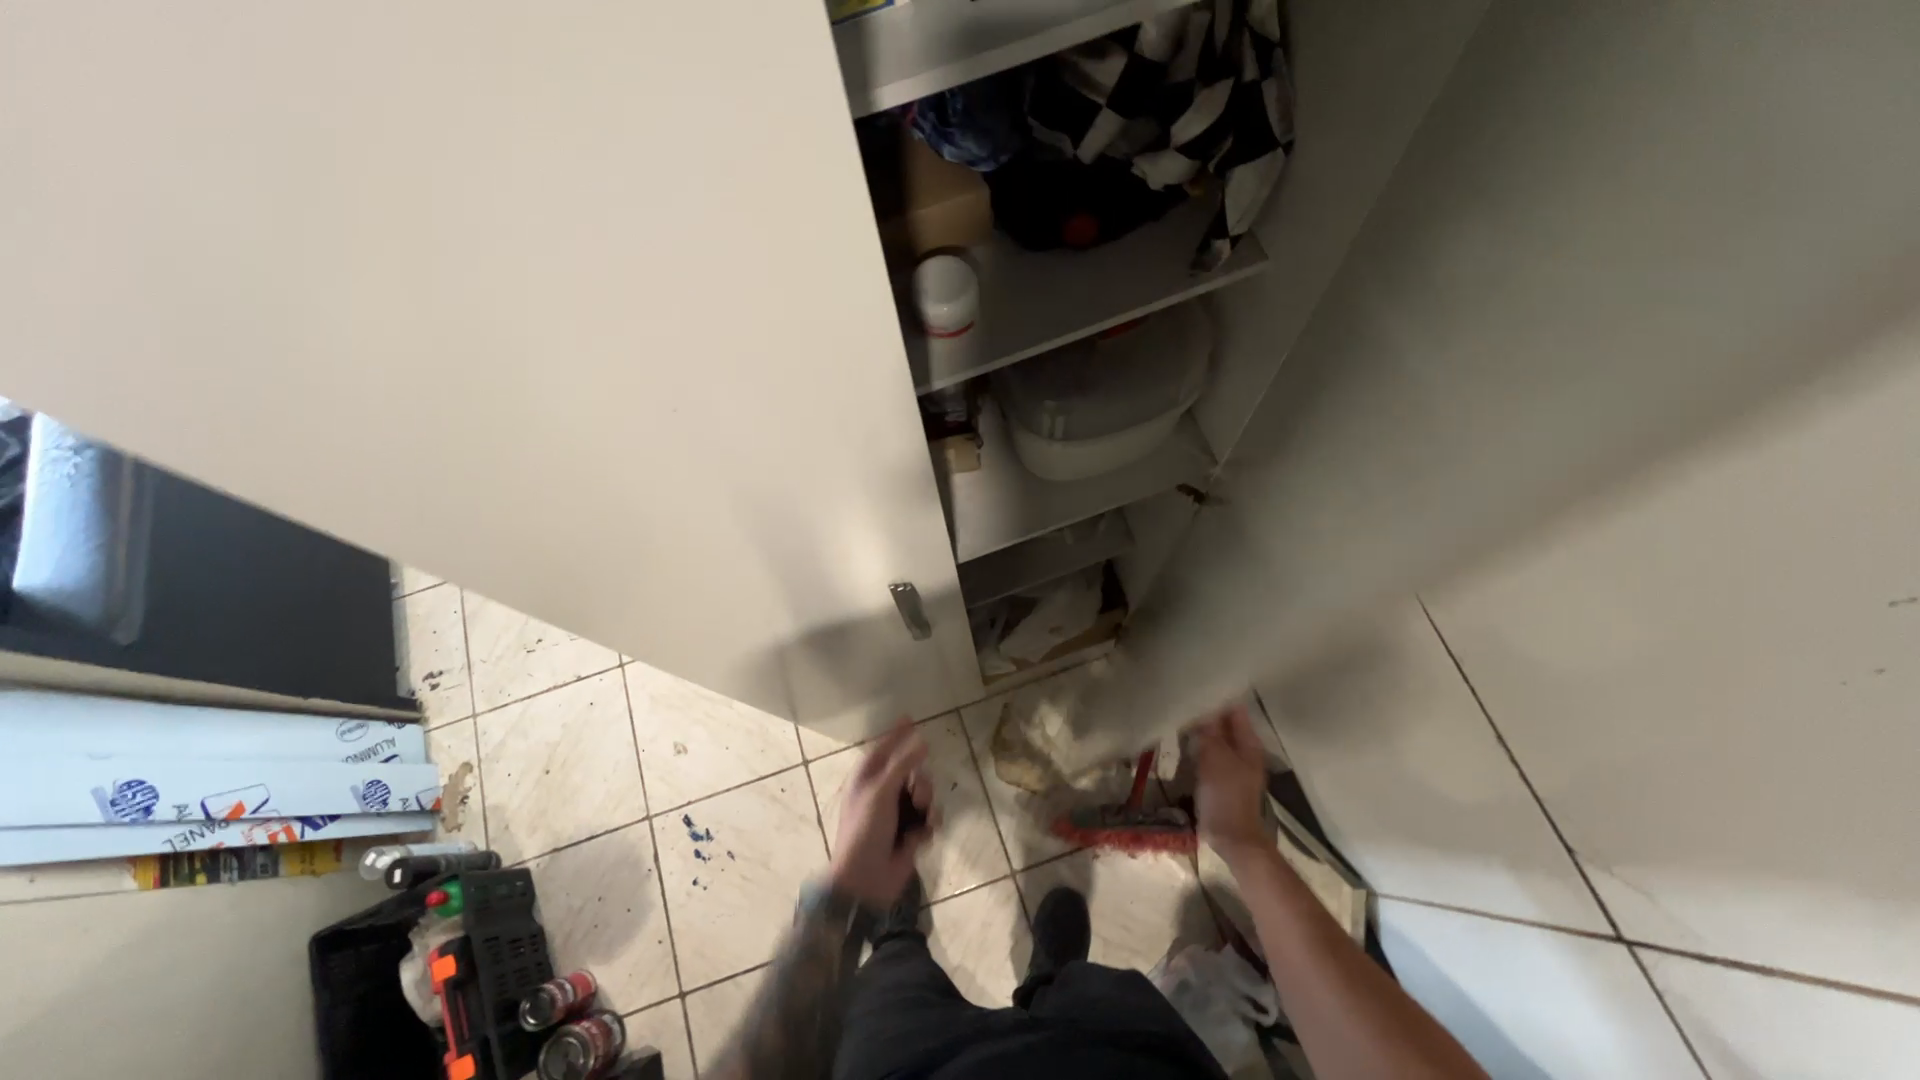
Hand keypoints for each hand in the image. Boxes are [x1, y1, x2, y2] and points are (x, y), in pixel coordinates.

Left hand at [827, 720, 934, 906]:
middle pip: (911, 771)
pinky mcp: (910, 833)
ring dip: (927, 804)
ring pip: (924, 794)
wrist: (865, 880)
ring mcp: (896, 814)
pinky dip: (930, 824)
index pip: (883, 749)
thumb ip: (903, 764)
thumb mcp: (881, 792)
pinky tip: (926, 835)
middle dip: (920, 781)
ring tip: (923, 819)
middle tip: (918, 794)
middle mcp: (881, 793)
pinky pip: (929, 818)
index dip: (896, 734)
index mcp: (866, 780)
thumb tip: (922, 740)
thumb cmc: (865, 831)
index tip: (910, 718)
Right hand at [1191, 705, 1271, 865]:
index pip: (1235, 710)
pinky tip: (1180, 742)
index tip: (1196, 684)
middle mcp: (1243, 751)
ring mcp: (1231, 766)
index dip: (1219, 696)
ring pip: (1215, 740)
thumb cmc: (1226, 796)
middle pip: (1224, 724)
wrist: (1231, 837)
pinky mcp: (1219, 779)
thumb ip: (1209, 731)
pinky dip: (1196, 747)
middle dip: (1206, 712)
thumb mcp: (1215, 758)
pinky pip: (1207, 755)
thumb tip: (1203, 707)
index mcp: (1249, 743)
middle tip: (1181, 698)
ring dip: (1199, 730)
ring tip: (1177, 715)